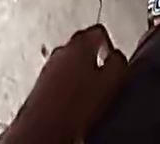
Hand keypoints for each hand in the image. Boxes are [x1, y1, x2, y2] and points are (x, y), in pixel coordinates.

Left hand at [0, 25, 128, 143]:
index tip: (114, 62)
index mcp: (81, 42)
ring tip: (88, 95)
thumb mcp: (110, 84)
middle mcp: (62, 48)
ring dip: (80, 74)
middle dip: (94, 61)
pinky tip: (72, 103)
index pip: (100, 31)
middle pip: (84, 46)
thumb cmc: (76, 106)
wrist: (45, 128)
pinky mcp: (40, 83)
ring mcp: (49, 65)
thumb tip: (118, 57)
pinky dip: (67, 86)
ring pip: (70, 62)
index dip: (110, 46)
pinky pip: (58, 78)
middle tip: (103, 80)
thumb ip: (118, 64)